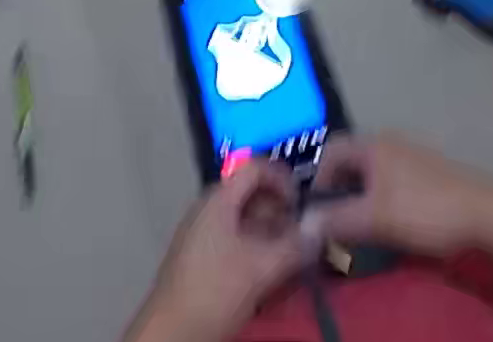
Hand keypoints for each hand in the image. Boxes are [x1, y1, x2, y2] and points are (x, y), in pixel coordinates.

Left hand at [128, 161, 309, 341]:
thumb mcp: (261, 268)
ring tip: (291, 257)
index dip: (282, 178)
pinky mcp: (203, 257)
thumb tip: (322, 223)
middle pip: (252, 194)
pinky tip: (270, 273)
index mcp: (219, 198)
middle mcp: (210, 208)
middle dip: (280, 211)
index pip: (255, 167)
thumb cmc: (215, 291)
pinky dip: (257, 248)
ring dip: (272, 233)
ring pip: (246, 220)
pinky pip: (236, 239)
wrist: (170, 335)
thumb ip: (294, 244)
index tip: (302, 204)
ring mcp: (204, 232)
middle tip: (302, 235)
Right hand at [305, 134, 492, 257]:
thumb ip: (336, 220)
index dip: (317, 178)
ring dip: (360, 195)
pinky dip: (381, 197)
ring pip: (371, 171)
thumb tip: (302, 224)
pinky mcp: (426, 171)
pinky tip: (390, 221)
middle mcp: (387, 141)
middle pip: (350, 160)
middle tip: (336, 221)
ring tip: (361, 225)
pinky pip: (390, 179)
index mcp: (372, 145)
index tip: (317, 211)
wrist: (485, 214)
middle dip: (338, 189)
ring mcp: (409, 154)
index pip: (330, 150)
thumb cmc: (424, 211)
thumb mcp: (375, 219)